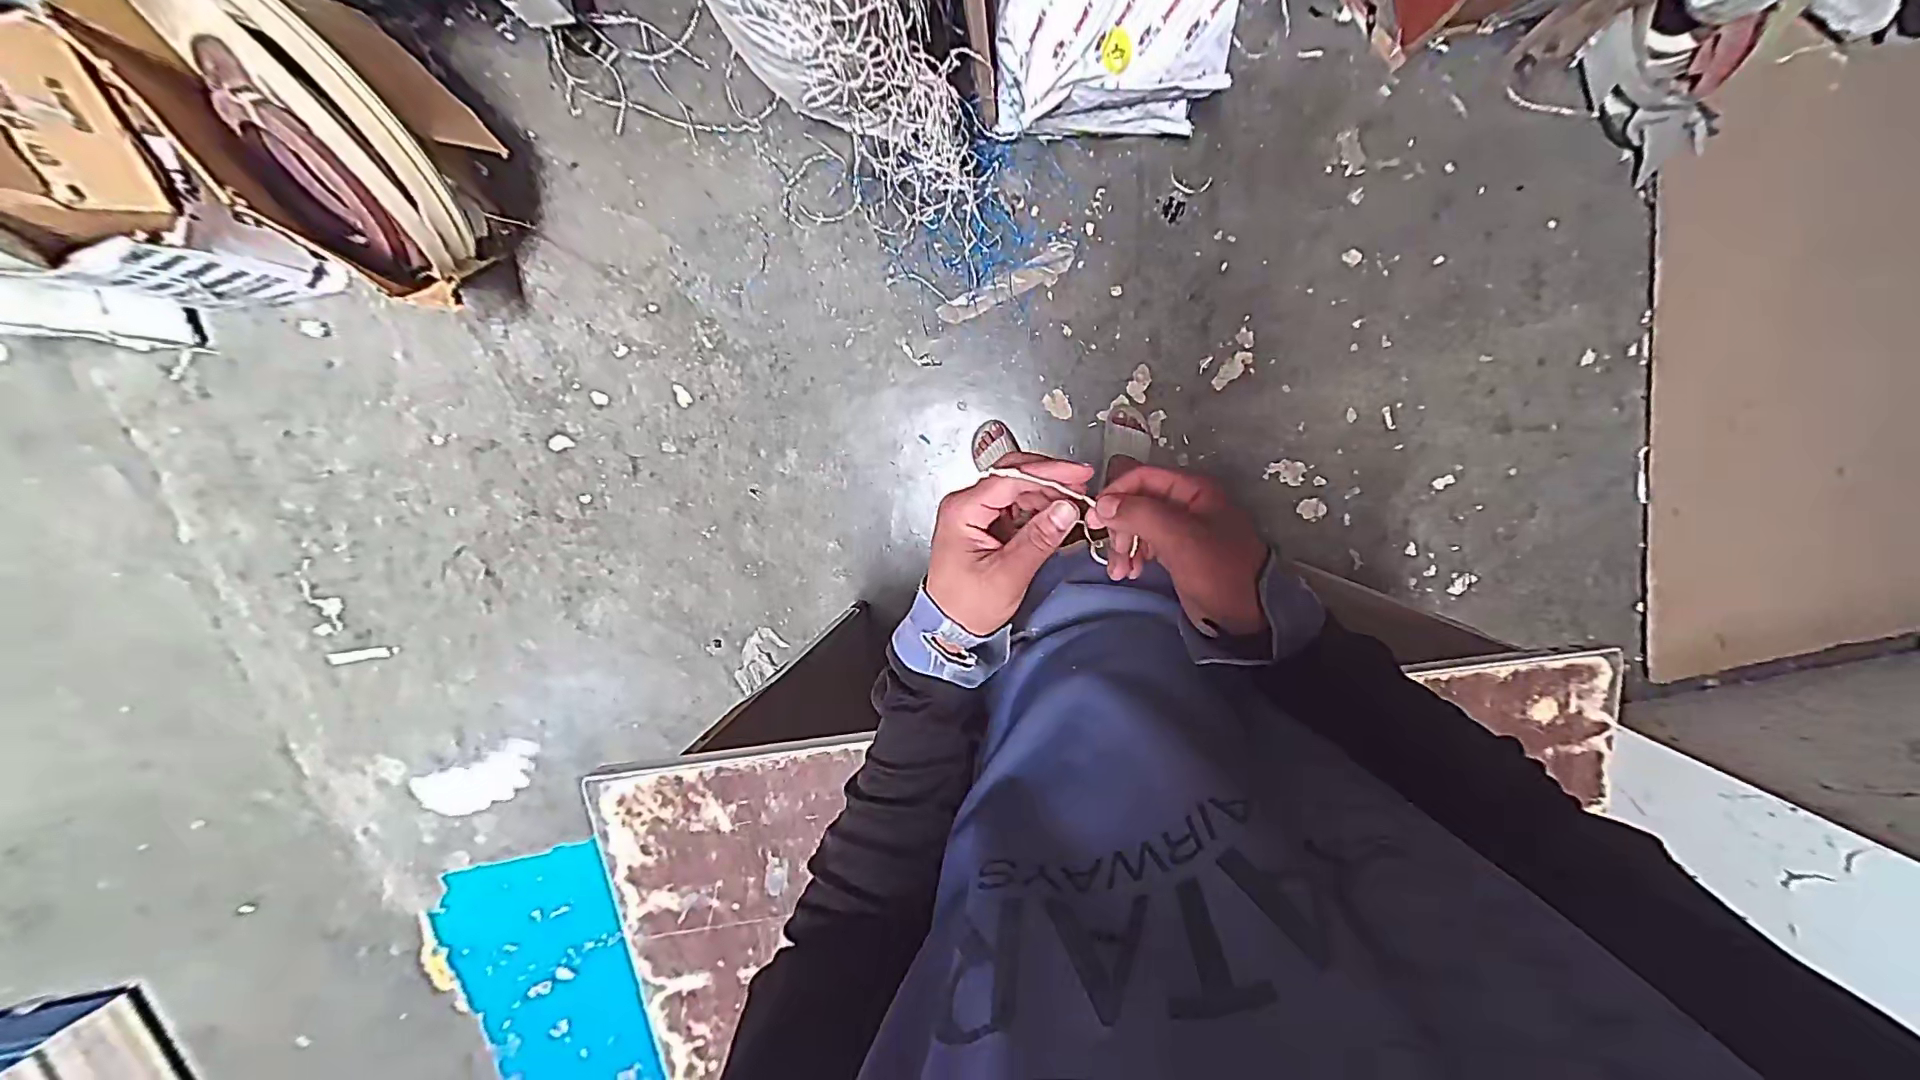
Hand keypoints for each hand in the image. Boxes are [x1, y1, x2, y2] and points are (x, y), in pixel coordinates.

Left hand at [926, 454, 1092, 635]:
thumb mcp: (1008, 575)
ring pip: (1016, 486)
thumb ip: (1038, 540)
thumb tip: (1066, 508)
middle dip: (1049, 477)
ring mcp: (976, 512)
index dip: (1047, 473)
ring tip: (1074, 503)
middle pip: (1012, 474)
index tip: (1076, 475)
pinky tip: (1056, 514)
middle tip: (1081, 483)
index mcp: (962, 511)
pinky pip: (1016, 504)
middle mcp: (966, 505)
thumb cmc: (966, 606)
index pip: (1009, 477)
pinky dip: (1039, 506)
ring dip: (1046, 492)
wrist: (950, 627)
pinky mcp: (987, 523)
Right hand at [1085, 464, 1268, 635]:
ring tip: (1120, 571)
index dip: (1116, 495)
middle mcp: (1184, 503)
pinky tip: (1131, 572)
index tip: (1096, 520)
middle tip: (1114, 554)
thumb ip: (1140, 514)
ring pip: (1137, 525)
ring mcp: (1180, 528)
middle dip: (1119, 527)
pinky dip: (1133, 556)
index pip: (1142, 477)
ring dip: (1122, 545)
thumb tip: (1103, 505)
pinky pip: (1145, 544)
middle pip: (1136, 502)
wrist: (1249, 614)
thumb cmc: (1219, 571)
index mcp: (1191, 489)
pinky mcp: (1177, 550)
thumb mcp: (1179, 537)